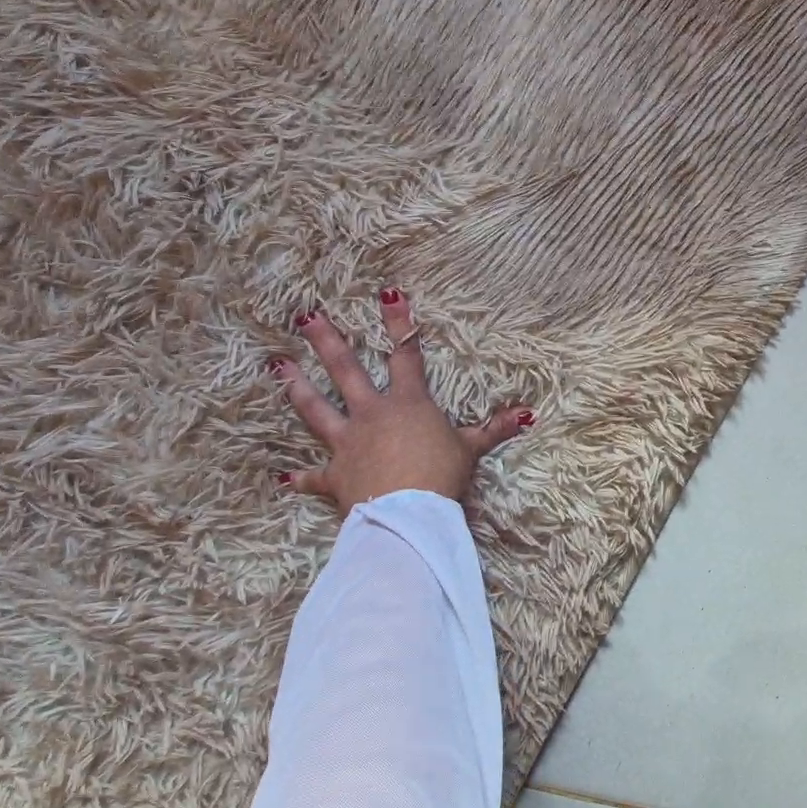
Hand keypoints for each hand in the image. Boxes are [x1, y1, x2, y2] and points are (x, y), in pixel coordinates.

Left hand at [269, 288, 531, 514]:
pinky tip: (286, 478)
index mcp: (408, 403)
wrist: (407, 512)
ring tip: (279, 366)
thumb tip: (527, 415)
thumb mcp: (471, 448)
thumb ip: (493, 429)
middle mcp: (373, 415)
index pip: (406, 355)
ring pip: (316, 409)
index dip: (399, 324)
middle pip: (347, 370)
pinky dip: (301, 478)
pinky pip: (314, 476)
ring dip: (297, 387)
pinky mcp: (334, 475)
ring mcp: (348, 443)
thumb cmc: (441, 474)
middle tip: (308, 316)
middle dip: (328, 341)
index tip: (387, 295)